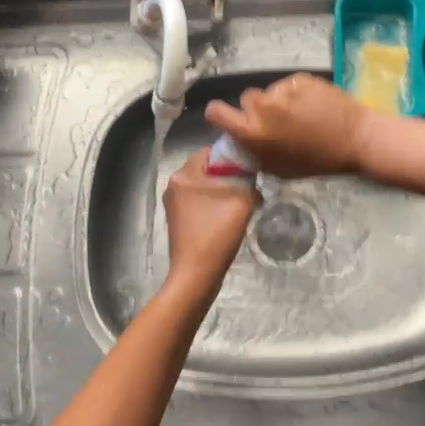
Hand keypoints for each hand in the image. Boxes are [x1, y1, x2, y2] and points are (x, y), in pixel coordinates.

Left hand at [162, 149, 256, 296]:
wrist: (196, 274)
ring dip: (220, 191)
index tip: (248, 169)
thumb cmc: (217, 233)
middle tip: (246, 187)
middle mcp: (173, 185)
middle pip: (205, 169)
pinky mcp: (176, 220)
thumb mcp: (242, 200)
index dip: (230, 156)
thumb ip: (249, 182)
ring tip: (238, 203)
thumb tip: (251, 178)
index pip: (209, 152)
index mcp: (184, 175)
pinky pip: (197, 202)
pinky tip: (226, 218)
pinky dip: (211, 205)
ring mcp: (172, 204)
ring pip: (202, 187)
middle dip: (226, 175)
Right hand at [203, 73, 376, 178]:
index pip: (216, 112)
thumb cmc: (318, 161)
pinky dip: (297, 93)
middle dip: (258, 109)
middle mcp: (262, 107)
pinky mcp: (300, 78)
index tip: (229, 117)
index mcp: (252, 132)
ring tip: (301, 114)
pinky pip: (289, 85)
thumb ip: (255, 153)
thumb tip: (242, 142)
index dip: (219, 114)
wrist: (356, 140)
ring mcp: (282, 90)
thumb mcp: (279, 169)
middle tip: (278, 121)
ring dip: (278, 101)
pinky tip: (313, 105)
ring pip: (270, 92)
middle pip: (247, 100)